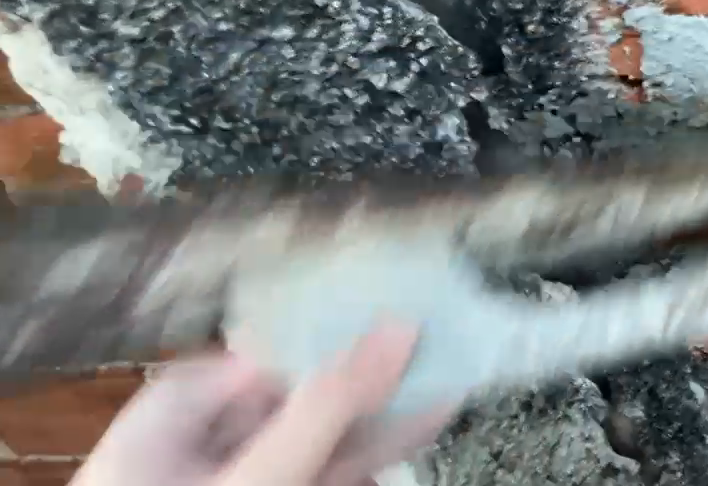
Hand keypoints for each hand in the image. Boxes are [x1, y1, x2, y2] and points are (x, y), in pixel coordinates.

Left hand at [74, 321, 452, 485]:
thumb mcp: (253, 483)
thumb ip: (329, 406)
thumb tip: (405, 324)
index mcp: (179, 406)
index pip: (285, 343)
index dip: (357, 325)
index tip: (422, 309)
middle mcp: (208, 428)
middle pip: (316, 383)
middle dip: (385, 374)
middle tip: (454, 346)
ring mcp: (239, 468)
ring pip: (332, 425)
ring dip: (394, 408)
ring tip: (459, 377)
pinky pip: (333, 460)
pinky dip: (378, 445)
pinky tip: (428, 420)